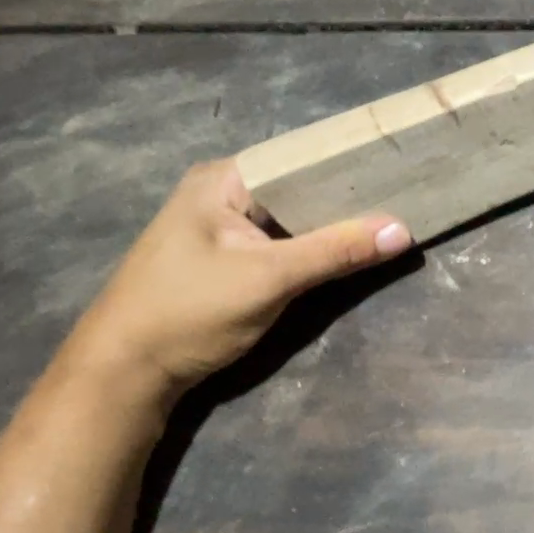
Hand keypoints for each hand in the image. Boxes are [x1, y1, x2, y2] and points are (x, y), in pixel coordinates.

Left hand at [59, 159, 411, 402]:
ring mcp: (227, 227)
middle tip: (409, 196)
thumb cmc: (187, 312)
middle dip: (351, 196)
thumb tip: (404, 229)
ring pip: (298, 216)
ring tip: (395, 217)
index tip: (403, 168)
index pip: (301, 156)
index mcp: (223, 179)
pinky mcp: (233, 258)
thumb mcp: (270, 279)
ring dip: (338, 224)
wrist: (124, 376)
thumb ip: (338, 250)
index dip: (352, 162)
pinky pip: (288, 240)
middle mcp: (224, 193)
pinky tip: (355, 248)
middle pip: (302, 186)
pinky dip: (320, 245)